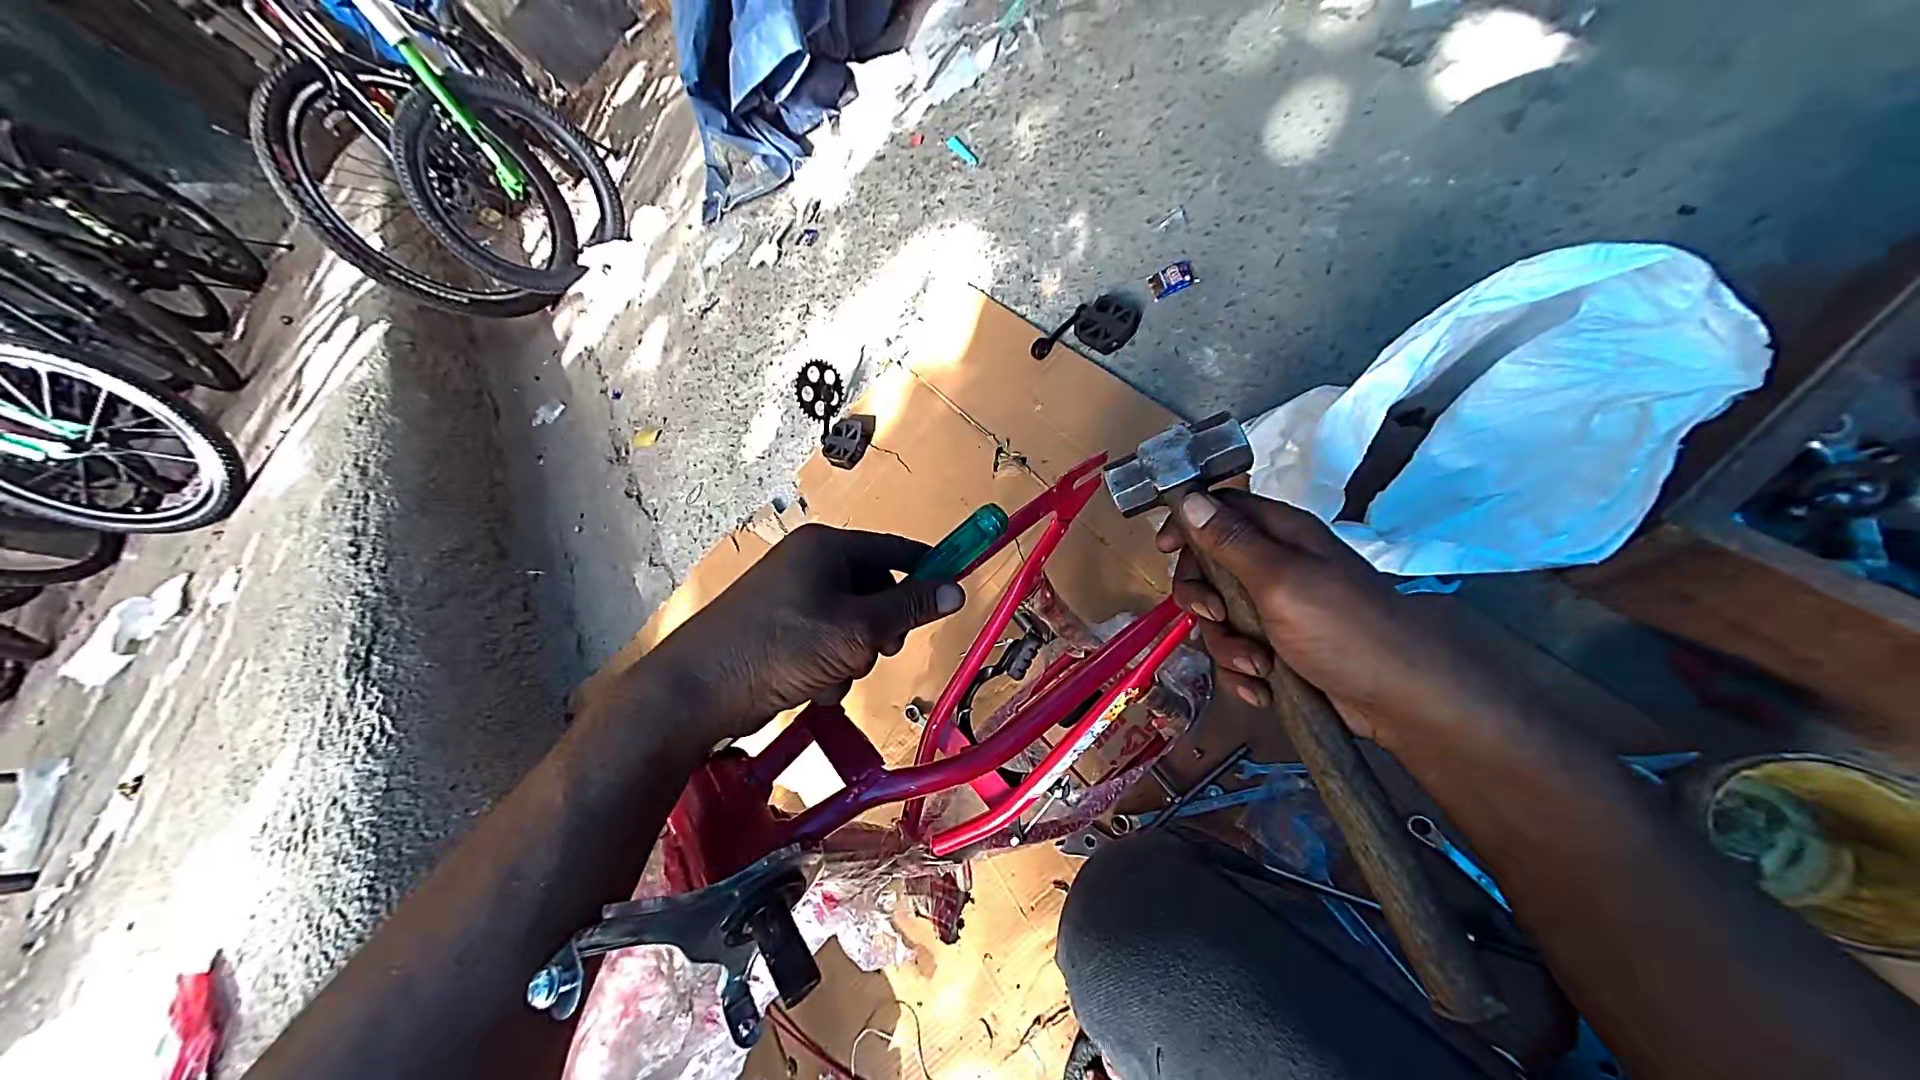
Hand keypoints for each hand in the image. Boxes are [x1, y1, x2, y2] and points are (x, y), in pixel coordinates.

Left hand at [641, 524, 964, 742]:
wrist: (697, 692)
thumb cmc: (779, 648)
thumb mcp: (856, 629)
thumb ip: (909, 608)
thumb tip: (954, 588)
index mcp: (826, 548)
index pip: (894, 550)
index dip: (927, 569)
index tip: (952, 589)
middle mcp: (809, 565)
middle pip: (875, 591)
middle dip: (881, 629)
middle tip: (875, 650)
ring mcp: (792, 599)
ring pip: (854, 625)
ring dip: (854, 656)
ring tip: (832, 674)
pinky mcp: (781, 631)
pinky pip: (827, 643)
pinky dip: (830, 667)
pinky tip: (813, 685)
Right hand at [1155, 490, 1520, 748]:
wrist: (1400, 699)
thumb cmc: (1343, 627)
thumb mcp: (1280, 578)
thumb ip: (1230, 542)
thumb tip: (1192, 499)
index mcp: (1279, 535)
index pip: (1219, 510)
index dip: (1187, 524)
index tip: (1165, 548)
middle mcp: (1273, 566)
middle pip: (1206, 568)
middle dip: (1202, 598)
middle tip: (1216, 615)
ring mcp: (1274, 609)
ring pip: (1217, 616)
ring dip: (1226, 645)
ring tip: (1257, 666)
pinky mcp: (1276, 647)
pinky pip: (1235, 651)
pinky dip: (1241, 672)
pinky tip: (1261, 687)